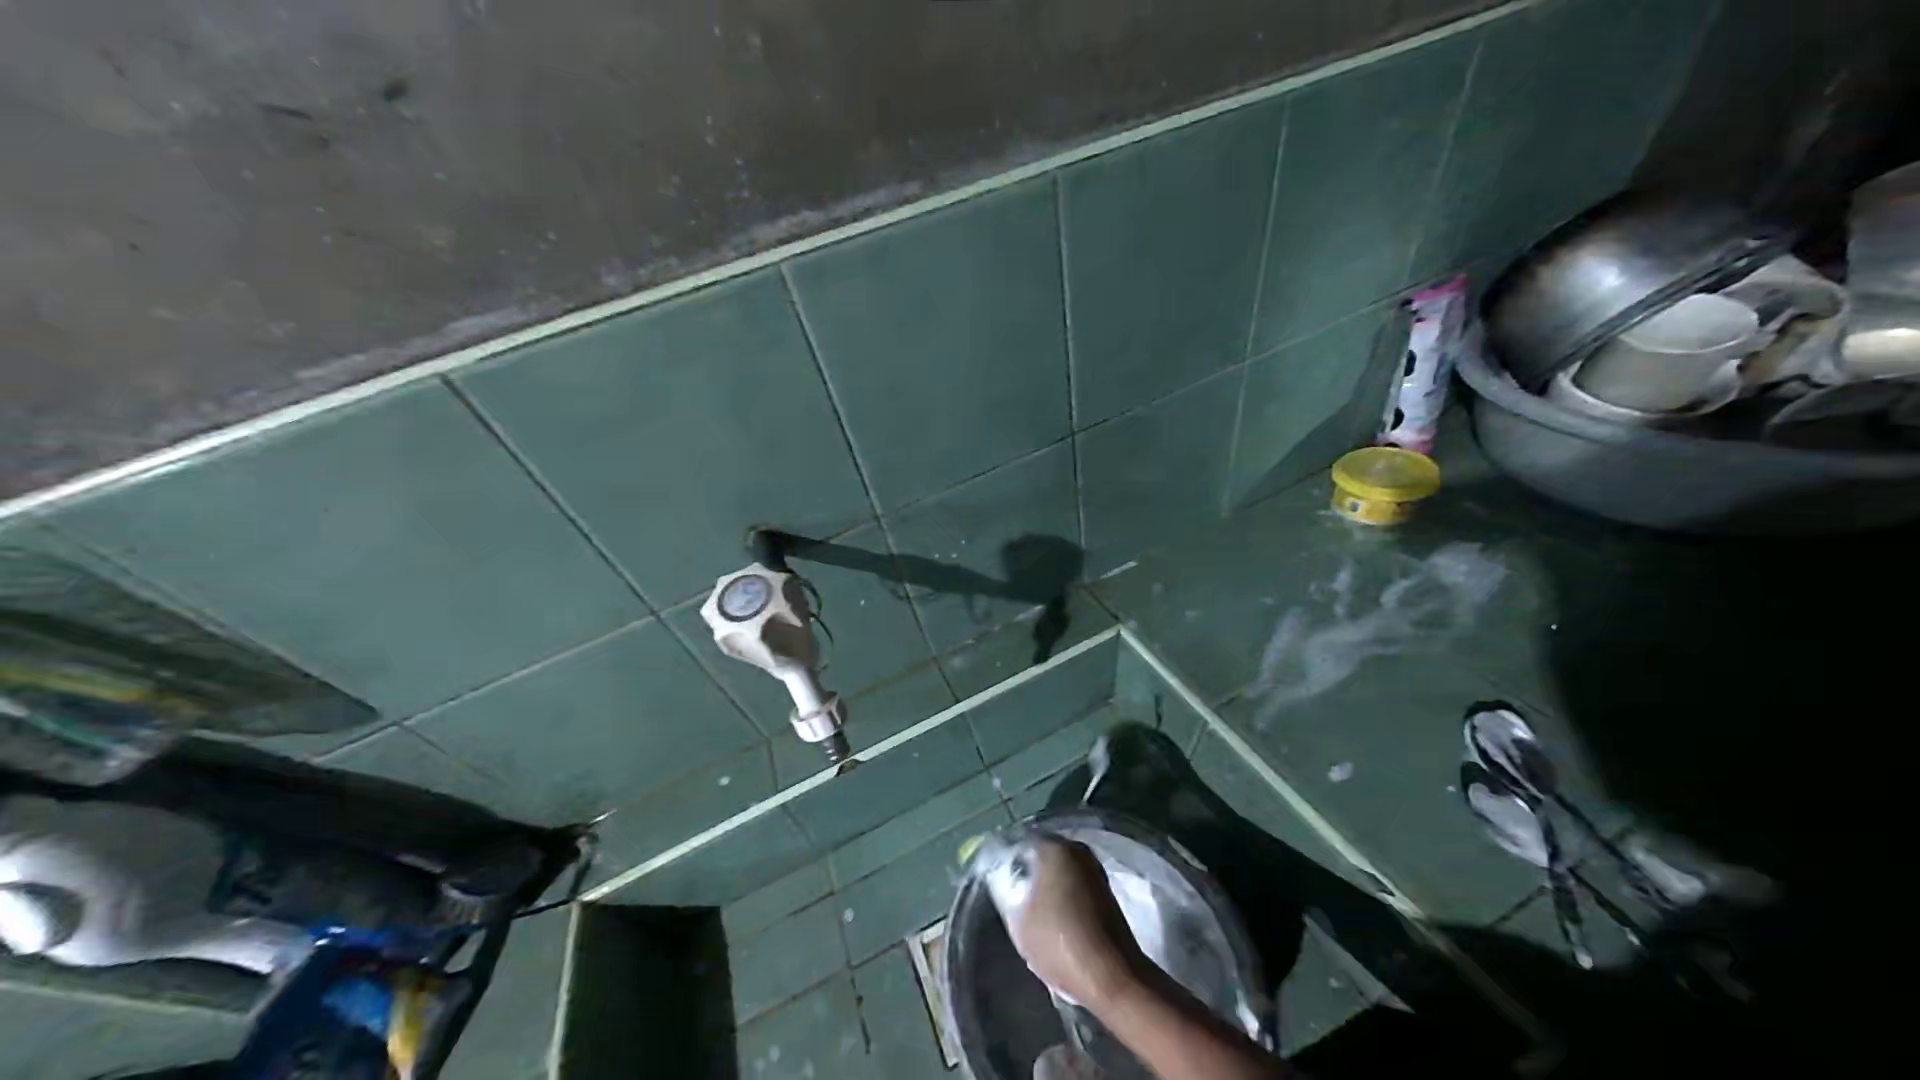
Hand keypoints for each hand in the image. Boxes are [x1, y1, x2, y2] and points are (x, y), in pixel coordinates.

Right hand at [989, 836, 1146, 1008]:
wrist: (1112, 977)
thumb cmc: (1059, 942)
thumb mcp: (1018, 917)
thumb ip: (1006, 889)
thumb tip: (1004, 877)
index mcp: (1055, 847)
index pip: (1018, 842)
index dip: (1003, 860)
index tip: (994, 879)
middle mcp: (1078, 850)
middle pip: (1041, 855)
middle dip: (1025, 873)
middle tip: (1011, 896)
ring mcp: (1095, 871)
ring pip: (1059, 871)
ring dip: (1045, 885)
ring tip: (1031, 912)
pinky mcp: (1106, 893)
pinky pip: (1073, 886)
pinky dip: (1062, 896)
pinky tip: (1053, 920)